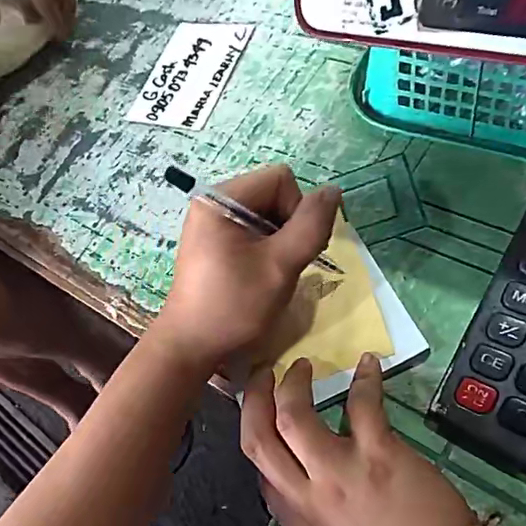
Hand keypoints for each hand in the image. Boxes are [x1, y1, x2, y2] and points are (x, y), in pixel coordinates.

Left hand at [148, 165, 340, 371]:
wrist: (191, 346)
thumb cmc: (234, 306)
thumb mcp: (280, 265)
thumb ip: (311, 225)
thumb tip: (334, 191)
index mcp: (220, 198)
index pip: (281, 179)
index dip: (297, 210)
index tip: (290, 250)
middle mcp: (213, 201)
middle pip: (274, 193)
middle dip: (290, 226)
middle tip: (284, 265)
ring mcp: (212, 222)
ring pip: (267, 213)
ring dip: (280, 240)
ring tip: (272, 273)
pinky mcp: (214, 241)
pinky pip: (253, 229)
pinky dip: (267, 248)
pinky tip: (260, 275)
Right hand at [241, 355, 487, 525]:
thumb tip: (314, 501)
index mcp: (297, 523)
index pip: (261, 470)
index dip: (260, 437)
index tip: (265, 420)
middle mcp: (307, 495)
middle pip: (259, 436)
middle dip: (255, 399)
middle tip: (263, 374)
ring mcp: (340, 472)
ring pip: (295, 414)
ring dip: (293, 384)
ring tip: (301, 365)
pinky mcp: (378, 453)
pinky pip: (362, 403)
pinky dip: (365, 379)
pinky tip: (368, 363)